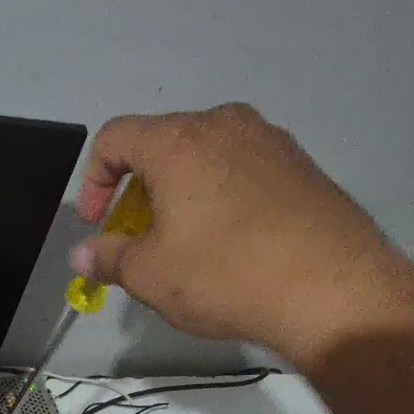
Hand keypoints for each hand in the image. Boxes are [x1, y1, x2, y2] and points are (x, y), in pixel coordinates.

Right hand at [70, 104, 413, 370]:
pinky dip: (218, 200)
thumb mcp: (148, 275)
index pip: (114, 137)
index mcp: (178, 142)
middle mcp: (225, 125)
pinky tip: (227, 247)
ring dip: (178, 197)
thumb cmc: (223, 274)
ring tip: (182, 246)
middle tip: (136, 240)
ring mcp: (270, 141)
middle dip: (136, 193)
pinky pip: (240, 173)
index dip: (93, 181)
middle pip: (160, 145)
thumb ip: (108, 258)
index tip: (98, 225)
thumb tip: (82, 255)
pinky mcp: (301, 167)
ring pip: (203, 159)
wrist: (331, 287)